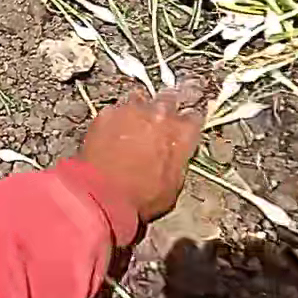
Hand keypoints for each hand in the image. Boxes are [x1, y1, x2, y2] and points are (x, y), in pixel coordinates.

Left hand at [79, 85, 203, 222]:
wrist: (103, 195)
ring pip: (140, 99)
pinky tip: (111, 133)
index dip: (186, 124)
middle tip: (158, 123)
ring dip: (140, 110)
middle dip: (166, 109)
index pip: (194, 117)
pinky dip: (115, 118)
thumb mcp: (173, 186)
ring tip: (132, 126)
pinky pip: (115, 109)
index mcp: (182, 133)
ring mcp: (133, 109)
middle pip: (169, 99)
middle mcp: (161, 114)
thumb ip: (179, 160)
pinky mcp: (108, 112)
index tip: (182, 129)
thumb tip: (177, 152)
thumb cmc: (141, 199)